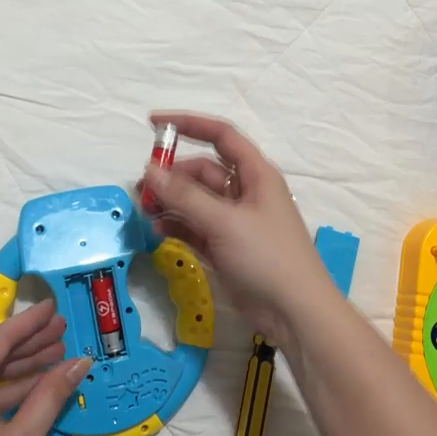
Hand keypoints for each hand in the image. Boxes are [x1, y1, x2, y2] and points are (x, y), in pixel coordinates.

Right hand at [142, 111, 339, 351]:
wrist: (294, 311)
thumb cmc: (267, 256)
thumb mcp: (224, 221)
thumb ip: (185, 196)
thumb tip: (149, 171)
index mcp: (256, 174)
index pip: (221, 136)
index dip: (189, 125)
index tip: (153, 123)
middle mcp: (246, 192)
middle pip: (204, 170)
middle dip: (173, 174)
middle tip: (142, 187)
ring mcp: (236, 221)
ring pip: (197, 200)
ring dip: (172, 201)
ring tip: (145, 209)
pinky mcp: (227, 247)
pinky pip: (197, 226)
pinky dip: (179, 225)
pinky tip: (159, 229)